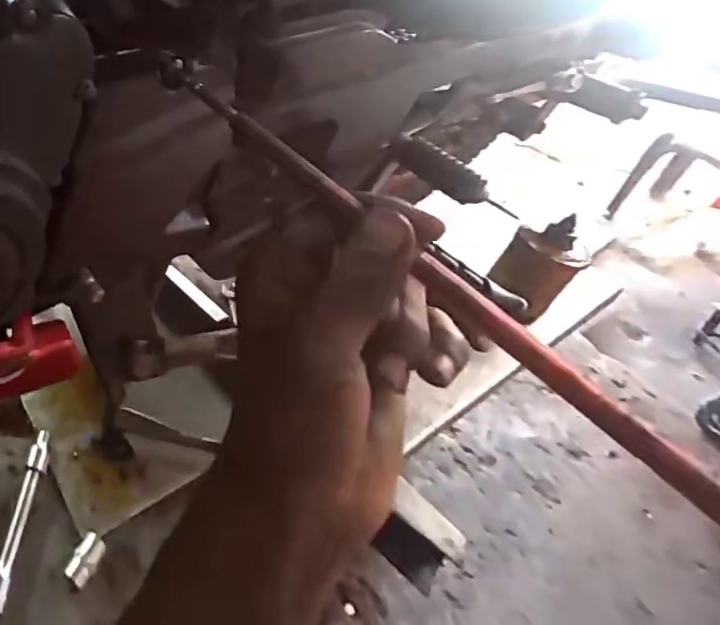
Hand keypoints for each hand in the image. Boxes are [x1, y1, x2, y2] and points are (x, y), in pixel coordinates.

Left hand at [118, 194, 480, 624]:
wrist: (308, 505)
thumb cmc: (297, 417)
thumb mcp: (324, 342)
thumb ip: (360, 278)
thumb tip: (396, 219)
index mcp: (282, 269)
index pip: (330, 214)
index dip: (378, 214)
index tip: (429, 227)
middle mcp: (315, 285)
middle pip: (378, 250)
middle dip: (403, 285)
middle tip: (396, 329)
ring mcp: (353, 321)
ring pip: (407, 290)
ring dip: (421, 323)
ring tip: (404, 363)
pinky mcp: (385, 355)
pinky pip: (425, 328)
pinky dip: (437, 348)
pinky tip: (431, 378)